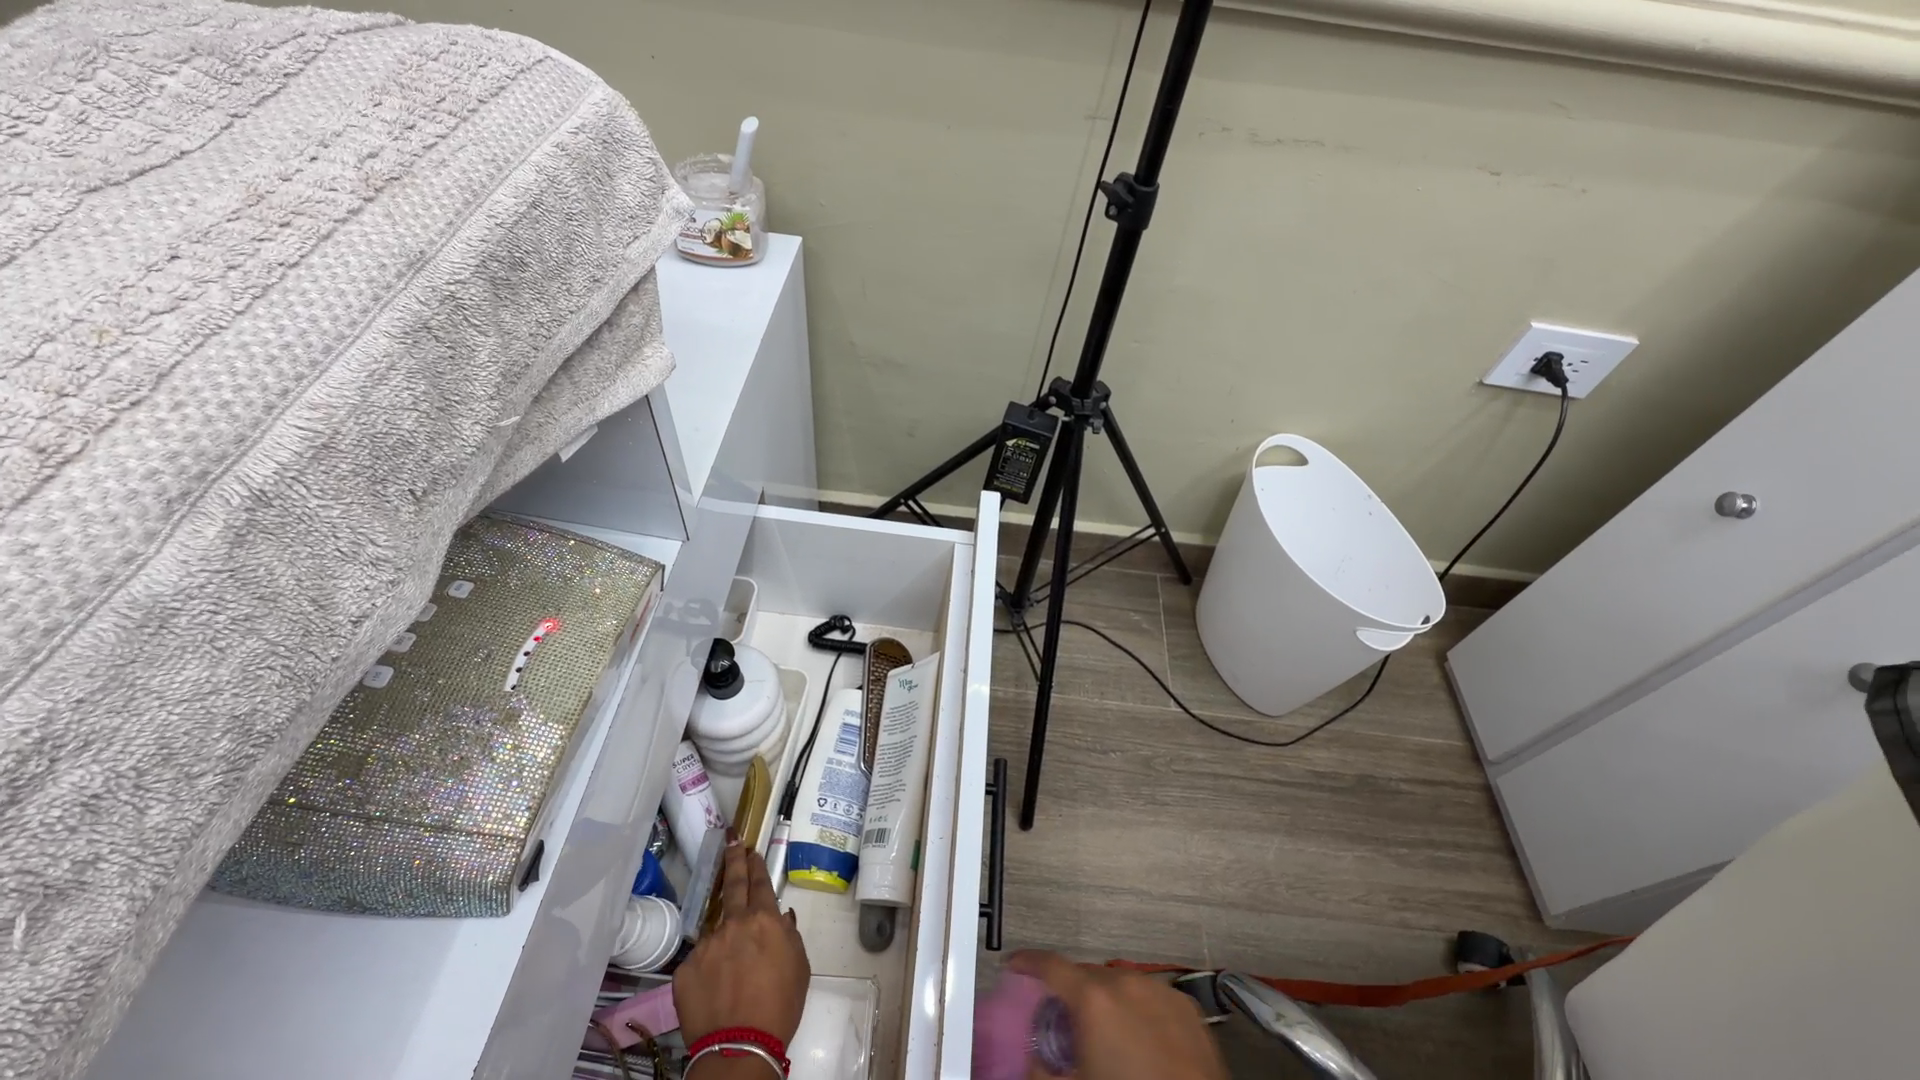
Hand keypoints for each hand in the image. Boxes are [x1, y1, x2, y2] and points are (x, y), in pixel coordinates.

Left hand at [673, 837, 810, 1046]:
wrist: (739, 1046)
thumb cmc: (780, 1006)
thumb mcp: (800, 968)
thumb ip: (790, 936)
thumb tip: (781, 918)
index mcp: (765, 922)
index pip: (760, 884)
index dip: (756, 865)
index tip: (751, 849)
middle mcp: (734, 924)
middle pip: (733, 885)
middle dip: (734, 861)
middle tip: (732, 842)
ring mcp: (706, 945)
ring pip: (717, 931)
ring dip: (725, 937)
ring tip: (734, 964)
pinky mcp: (685, 968)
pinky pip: (701, 960)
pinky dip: (710, 967)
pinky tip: (717, 989)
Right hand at [1007, 951, 1227, 1079]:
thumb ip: (1041, 1069)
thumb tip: (1033, 1060)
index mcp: (1093, 999)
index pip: (1049, 965)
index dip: (1026, 962)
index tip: (1014, 965)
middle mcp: (1126, 983)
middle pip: (1084, 974)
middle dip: (1069, 991)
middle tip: (1061, 1020)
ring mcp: (1159, 991)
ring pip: (1119, 983)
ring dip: (1104, 1000)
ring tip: (1103, 1033)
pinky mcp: (1186, 1007)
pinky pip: (1149, 997)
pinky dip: (1135, 1008)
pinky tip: (1138, 1039)